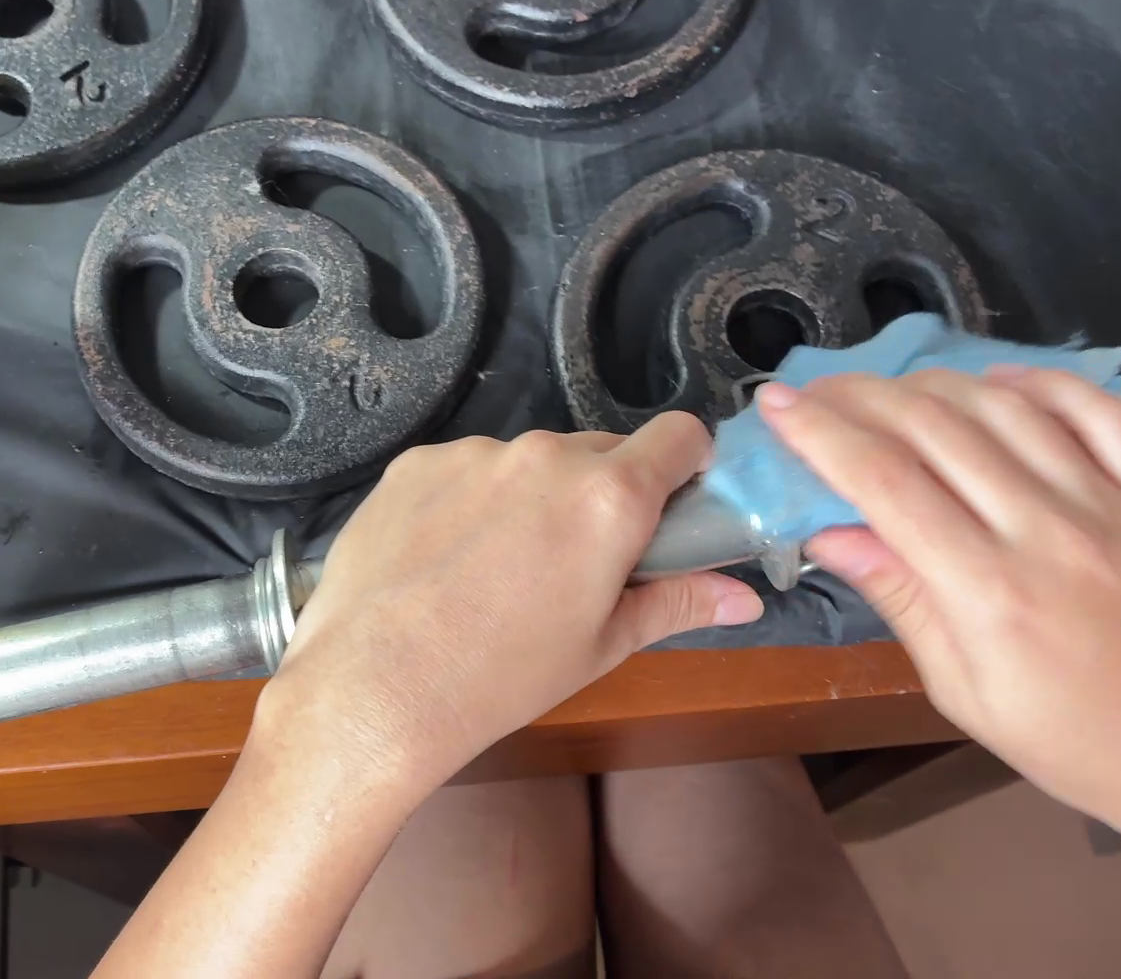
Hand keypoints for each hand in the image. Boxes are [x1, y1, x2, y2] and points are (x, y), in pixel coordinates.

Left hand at [260, 414, 765, 794]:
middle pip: (597, 450)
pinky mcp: (414, 462)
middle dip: (600, 491)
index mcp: (606, 496)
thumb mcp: (601, 646)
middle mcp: (541, 454)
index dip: (683, 465)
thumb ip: (677, 604)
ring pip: (525, 461)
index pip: (678, 435)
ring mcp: (469, 453)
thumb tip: (745, 598)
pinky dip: (466, 496)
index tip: (666, 504)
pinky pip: (463, 467)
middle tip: (571, 555)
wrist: (375, 685)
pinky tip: (439, 552)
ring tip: (490, 562)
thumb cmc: (502, 677)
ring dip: (528, 494)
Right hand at [758, 368, 1120, 854]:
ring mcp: (1116, 508)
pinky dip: (1038, 384)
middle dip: (856, 397)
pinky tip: (992, 382)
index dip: (818, 432)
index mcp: (989, 590)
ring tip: (881, 389)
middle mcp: (1050, 532)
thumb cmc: (1074, 742)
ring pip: (1005, 408)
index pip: (882, 481)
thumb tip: (823, 534)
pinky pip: (1100, 414)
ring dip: (928, 384)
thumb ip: (898, 598)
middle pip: (933, 428)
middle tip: (812, 390)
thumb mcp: (959, 689)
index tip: (775, 404)